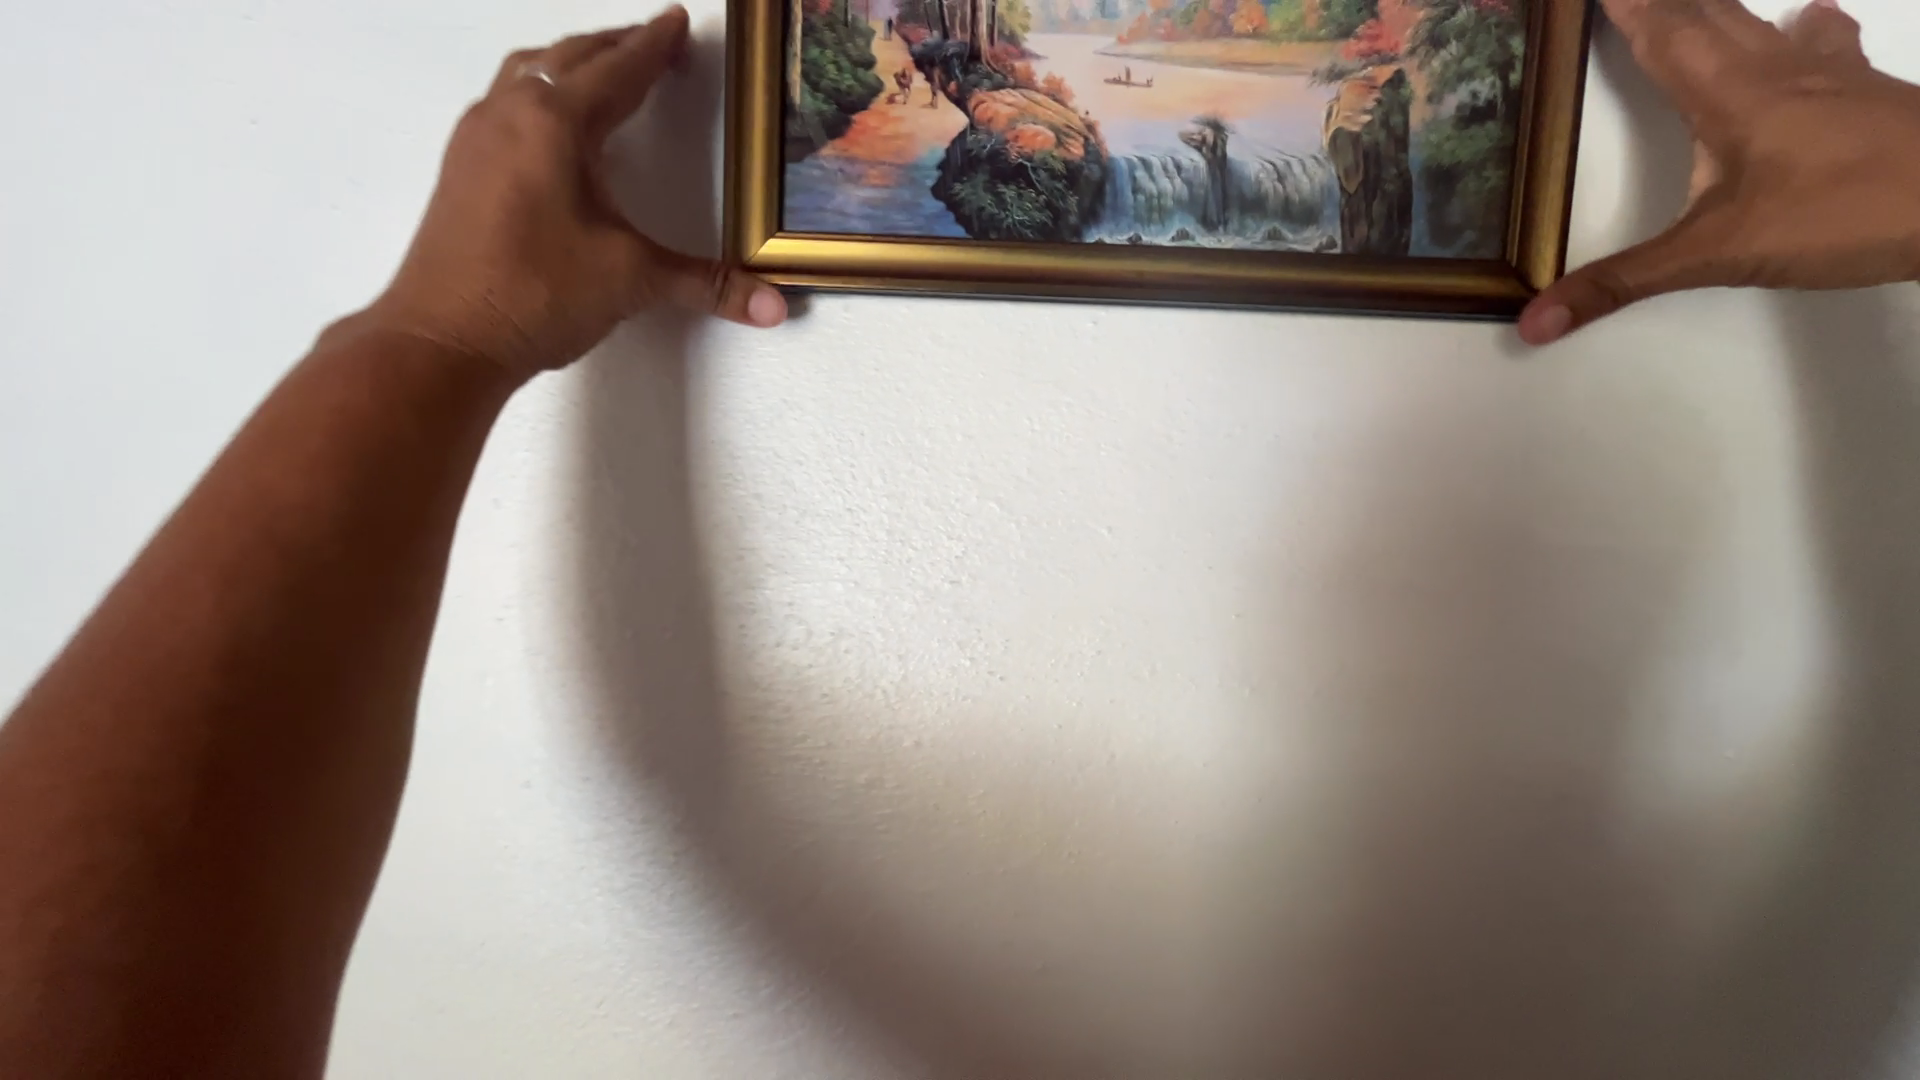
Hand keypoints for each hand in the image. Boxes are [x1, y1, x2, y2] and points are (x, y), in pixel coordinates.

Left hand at [357, 6, 786, 376]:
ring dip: (571, 64)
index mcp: (554, 124)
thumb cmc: (538, 292)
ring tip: (603, 71)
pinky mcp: (463, 169)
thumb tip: (777, 308)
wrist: (445, 336)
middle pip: (568, 59)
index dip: (654, 46)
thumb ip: (707, 285)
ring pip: (528, 75)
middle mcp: (510, 114)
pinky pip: (507, 104)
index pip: (617, 70)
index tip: (679, 19)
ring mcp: (477, 138)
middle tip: (651, 42)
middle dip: (615, 47)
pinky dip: (542, 95)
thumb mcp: (633, 281)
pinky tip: (555, 129)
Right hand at [1521, 0, 1919, 345]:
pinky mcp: (1868, 100)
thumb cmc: (1849, 213)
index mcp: (1735, 102)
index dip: (1633, 13)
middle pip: (1715, 24)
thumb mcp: (1716, 256)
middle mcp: (1782, 78)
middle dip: (1670, 3)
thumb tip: (1533, 320)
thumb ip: (1620, 284)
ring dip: (1726, 12)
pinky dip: (1807, 31)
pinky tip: (1813, 21)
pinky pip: (1823, 49)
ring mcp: (1834, 82)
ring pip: (1765, 30)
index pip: (1669, 43)